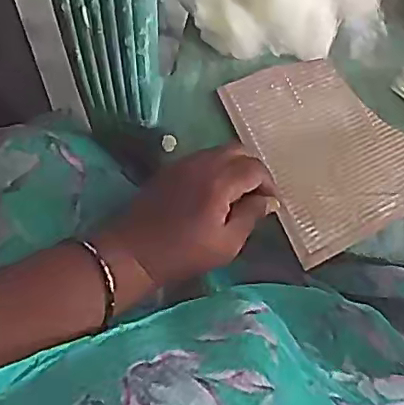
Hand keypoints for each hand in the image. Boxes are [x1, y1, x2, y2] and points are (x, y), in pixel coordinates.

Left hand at [96, 144, 276, 288]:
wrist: (133, 251)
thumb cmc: (183, 253)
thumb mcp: (226, 244)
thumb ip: (250, 217)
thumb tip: (268, 201)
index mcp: (220, 181)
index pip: (255, 168)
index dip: (268, 184)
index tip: (270, 204)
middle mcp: (204, 163)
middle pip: (239, 150)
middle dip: (254, 169)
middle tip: (257, 195)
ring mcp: (185, 162)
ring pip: (221, 151)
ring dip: (235, 166)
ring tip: (237, 195)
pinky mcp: (172, 168)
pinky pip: (204, 157)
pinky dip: (217, 167)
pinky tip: (215, 192)